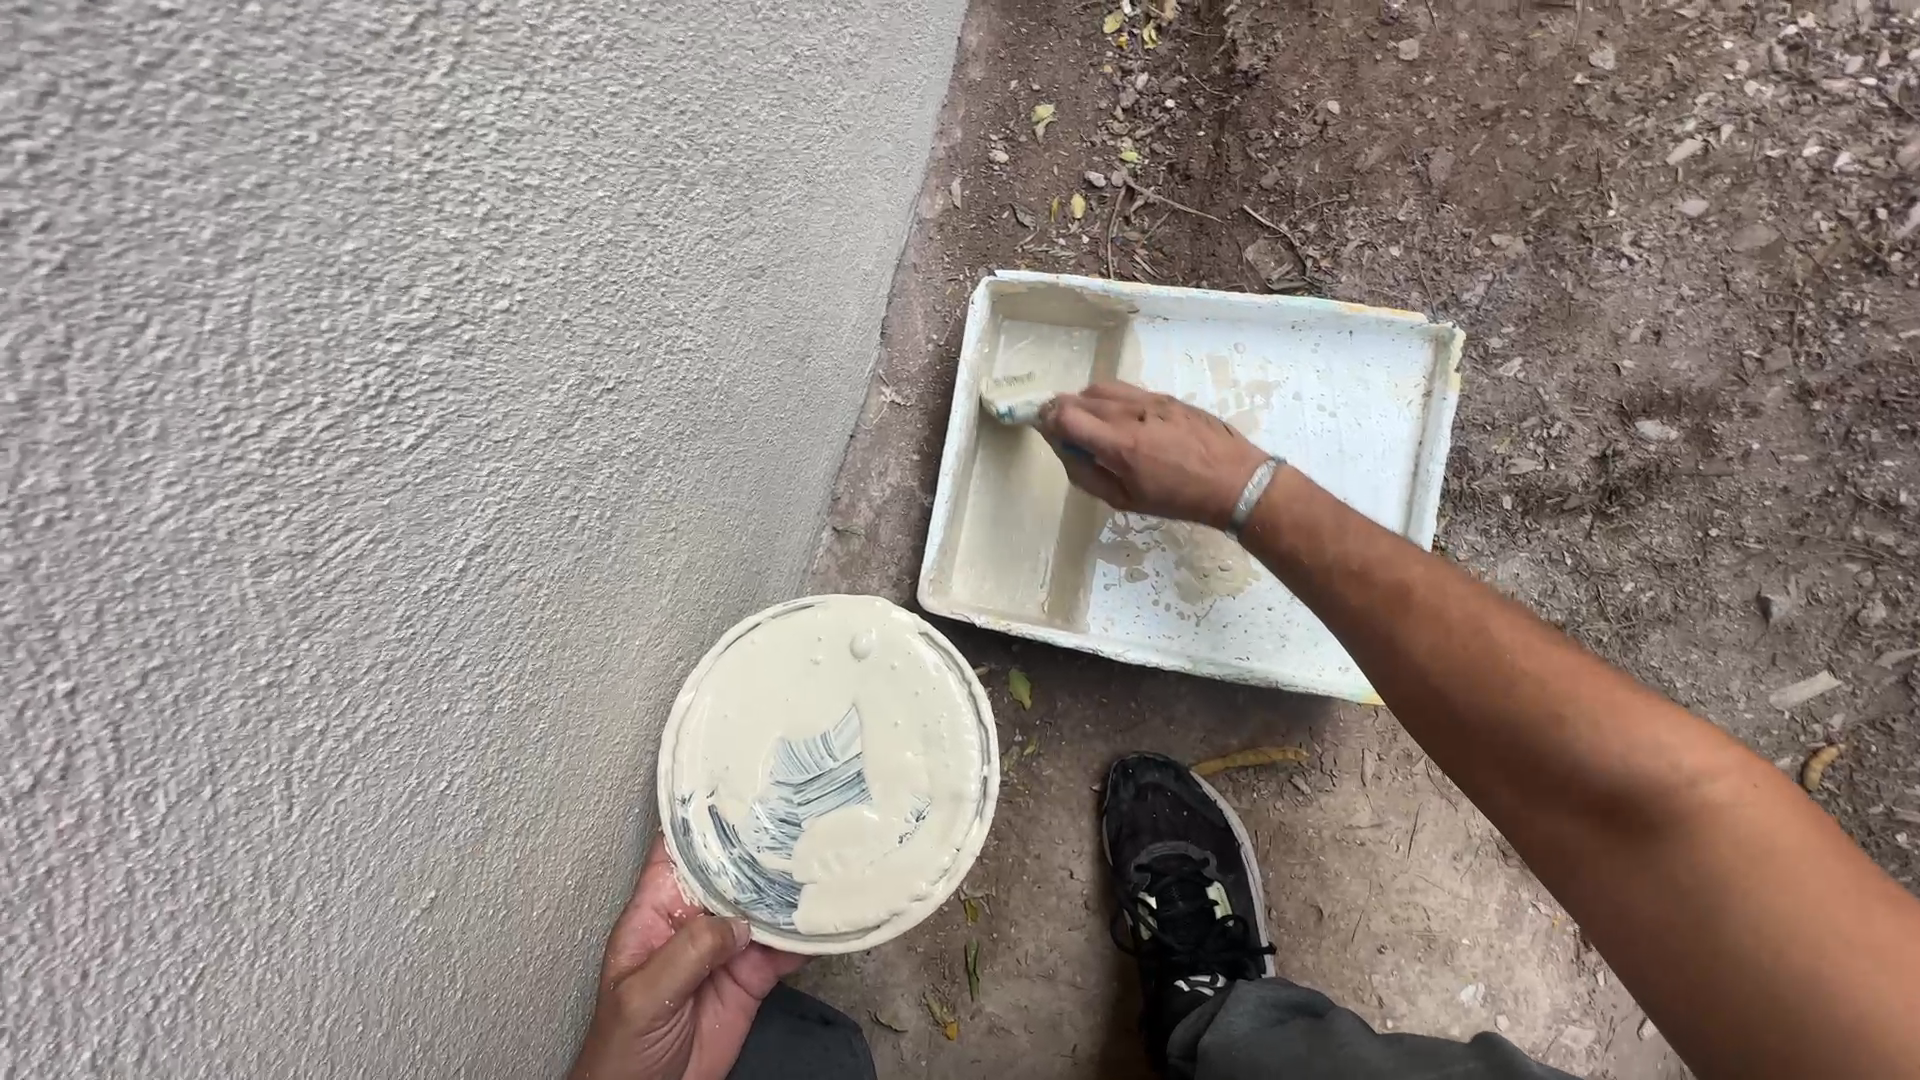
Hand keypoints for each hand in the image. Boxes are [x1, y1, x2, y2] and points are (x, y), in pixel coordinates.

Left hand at [568, 835, 804, 1079]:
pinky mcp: (753, 975)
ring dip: (790, 887)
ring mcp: (727, 946)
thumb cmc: (620, 1051)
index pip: (678, 849)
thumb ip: (687, 952)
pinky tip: (825, 916)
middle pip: (731, 870)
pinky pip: (784, 947)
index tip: (735, 786)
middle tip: (797, 815)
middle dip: (759, 845)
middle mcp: (696, 918)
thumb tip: (738, 920)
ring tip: (821, 859)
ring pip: (763, 904)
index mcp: (659, 910)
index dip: (702, 817)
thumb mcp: (642, 996)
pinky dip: (806, 933)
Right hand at [1038, 381, 1268, 528]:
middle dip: (1061, 411)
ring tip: (1090, 425)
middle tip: (1063, 431)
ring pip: (1099, 388)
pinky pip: (1124, 389)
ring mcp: (1148, 400)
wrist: (1234, 479)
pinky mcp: (1164, 396)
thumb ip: (1086, 475)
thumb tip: (1063, 451)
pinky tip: (1118, 420)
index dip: (1047, 421)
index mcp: (1118, 444)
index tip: (1047, 432)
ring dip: (1084, 403)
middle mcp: (1129, 414)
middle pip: (1077, 397)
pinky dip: (1109, 400)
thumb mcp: (1124, 500)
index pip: (1064, 414)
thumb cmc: (1177, 499)